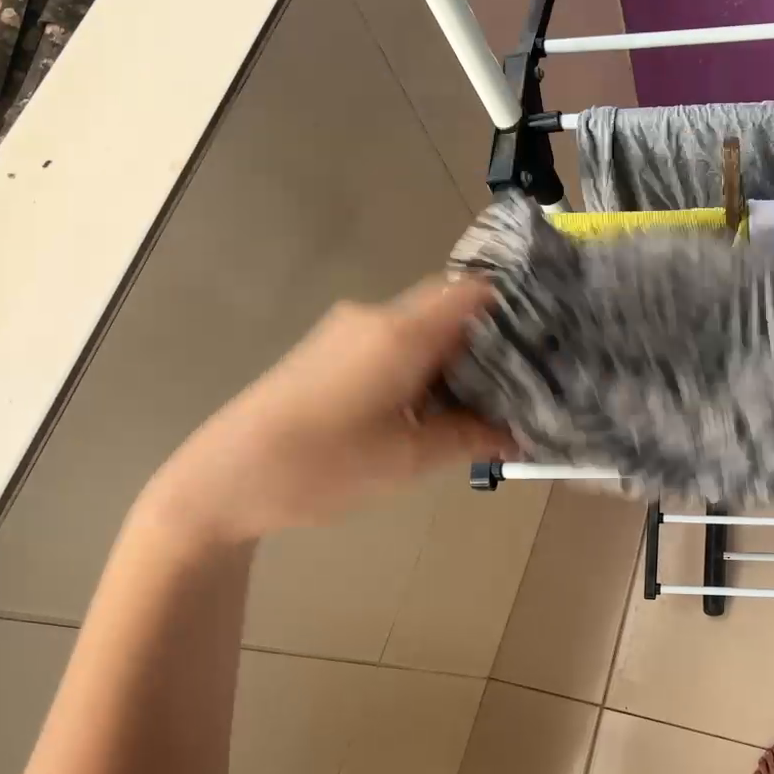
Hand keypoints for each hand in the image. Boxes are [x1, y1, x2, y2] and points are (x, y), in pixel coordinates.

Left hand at [139, 275, 510, 543]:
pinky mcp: (331, 355)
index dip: (517, 309)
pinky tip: (438, 412)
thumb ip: (472, 438)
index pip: (474, 293)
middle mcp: (375, 319)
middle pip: (451, 311)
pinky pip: (396, 347)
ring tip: (492, 406)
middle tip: (531, 384)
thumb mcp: (409, 460)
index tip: (551, 341)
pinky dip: (426, 370)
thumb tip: (522, 435)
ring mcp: (348, 334)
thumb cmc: (322, 467)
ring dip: (458, 362)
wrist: (222, 481)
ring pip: (424, 332)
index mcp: (400, 333)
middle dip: (494, 344)